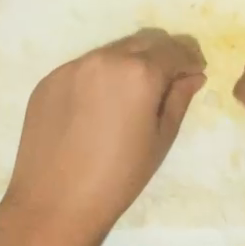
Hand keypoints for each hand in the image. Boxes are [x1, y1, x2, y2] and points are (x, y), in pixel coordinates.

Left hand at [3, 28, 206, 240]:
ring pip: (113, 51)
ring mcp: (73, 66)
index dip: (190, 59)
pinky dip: (100, 77)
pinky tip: (99, 107)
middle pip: (144, 41)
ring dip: (130, 63)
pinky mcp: (49, 79)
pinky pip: (84, 68)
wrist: (54, 204)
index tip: (195, 72)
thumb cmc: (118, 177)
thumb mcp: (161, 139)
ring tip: (132, 94)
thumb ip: (179, 99)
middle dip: (163, 54)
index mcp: (139, 72)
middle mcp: (105, 58)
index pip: (174, 50)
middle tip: (169, 79)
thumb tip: (192, 75)